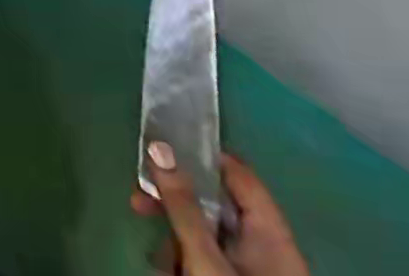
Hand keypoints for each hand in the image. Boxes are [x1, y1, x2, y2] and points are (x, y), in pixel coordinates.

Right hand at [132, 146, 308, 275]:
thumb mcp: (205, 259)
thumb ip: (182, 204)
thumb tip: (159, 145)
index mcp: (271, 234)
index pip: (237, 173)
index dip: (200, 156)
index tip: (159, 150)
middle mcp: (264, 247)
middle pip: (213, 203)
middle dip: (172, 204)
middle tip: (137, 203)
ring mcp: (248, 271)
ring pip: (203, 233)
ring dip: (172, 241)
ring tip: (157, 265)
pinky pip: (202, 260)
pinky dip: (181, 263)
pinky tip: (164, 274)